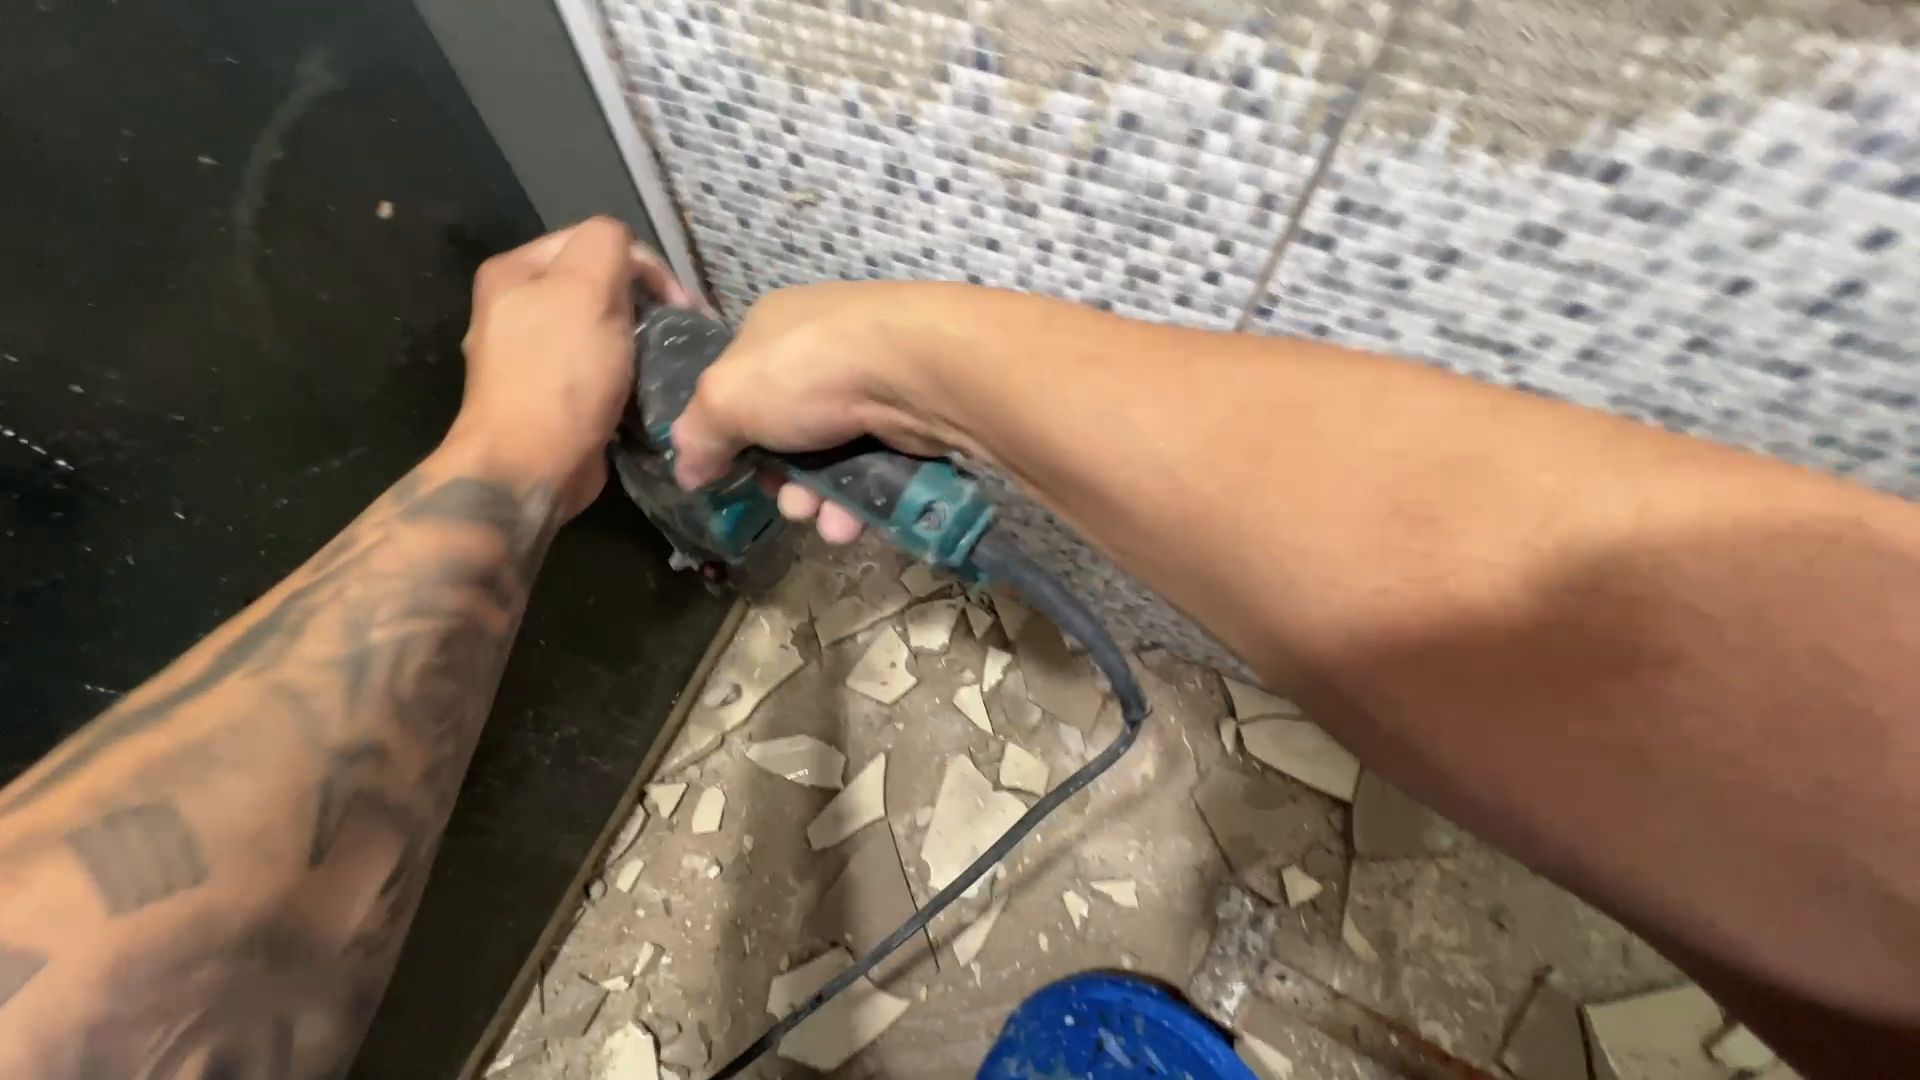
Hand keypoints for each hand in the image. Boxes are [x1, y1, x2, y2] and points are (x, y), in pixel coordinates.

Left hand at [446, 217, 698, 518]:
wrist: (532, 465)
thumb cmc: (561, 375)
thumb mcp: (587, 289)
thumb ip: (610, 246)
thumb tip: (634, 256)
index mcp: (518, 270)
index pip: (598, 241)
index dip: (646, 267)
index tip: (682, 308)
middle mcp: (519, 305)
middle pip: (601, 285)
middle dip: (647, 305)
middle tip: (683, 334)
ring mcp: (535, 353)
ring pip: (606, 328)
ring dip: (642, 341)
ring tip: (670, 362)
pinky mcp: (555, 393)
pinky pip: (602, 367)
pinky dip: (629, 374)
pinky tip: (646, 388)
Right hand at [670, 282, 961, 542]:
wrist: (914, 372)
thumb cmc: (806, 372)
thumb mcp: (727, 398)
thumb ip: (699, 434)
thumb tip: (686, 468)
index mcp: (772, 332)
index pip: (739, 387)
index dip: (730, 434)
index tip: (729, 472)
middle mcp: (820, 355)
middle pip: (785, 434)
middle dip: (781, 481)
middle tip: (786, 502)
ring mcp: (868, 387)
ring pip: (830, 461)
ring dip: (817, 502)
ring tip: (823, 522)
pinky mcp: (906, 422)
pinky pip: (870, 470)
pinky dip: (856, 501)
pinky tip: (850, 523)